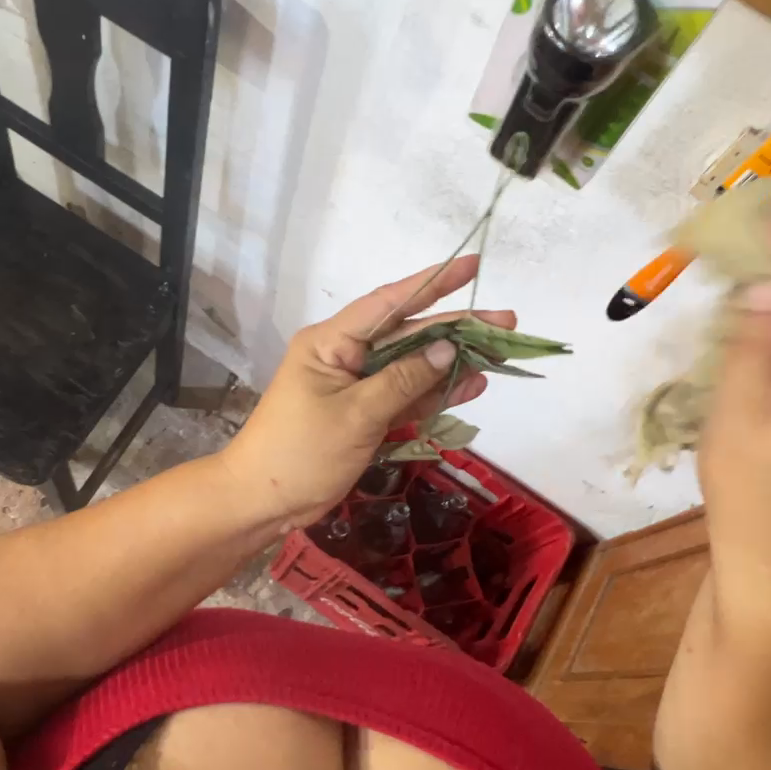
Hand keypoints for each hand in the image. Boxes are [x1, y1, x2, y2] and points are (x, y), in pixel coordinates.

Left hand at [220, 257, 513, 530]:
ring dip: (451, 363)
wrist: (263, 502)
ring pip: (411, 367)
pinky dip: (434, 395)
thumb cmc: (300, 452)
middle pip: (407, 335)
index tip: (472, 267)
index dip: (431, 284)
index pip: (387, 303)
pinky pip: (404, 397)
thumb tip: (446, 347)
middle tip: (507, 325)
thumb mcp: (356, 414)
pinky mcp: (363, 415)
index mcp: (331, 342)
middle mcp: (344, 356)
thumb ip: (404, 380)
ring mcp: (355, 387)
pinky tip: (471, 387)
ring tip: (500, 356)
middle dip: (454, 329)